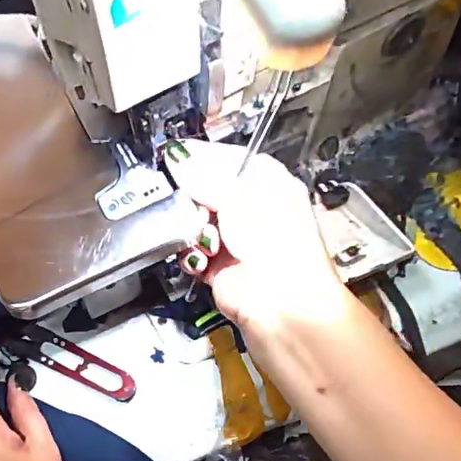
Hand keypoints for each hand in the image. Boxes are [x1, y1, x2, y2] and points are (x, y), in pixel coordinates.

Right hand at [166, 142, 351, 338]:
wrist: (281, 301)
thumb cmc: (282, 247)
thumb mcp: (238, 196)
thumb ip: (204, 177)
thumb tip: (180, 159)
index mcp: (268, 184)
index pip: (229, 161)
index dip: (203, 160)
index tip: (178, 159)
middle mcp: (253, 212)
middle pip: (207, 194)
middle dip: (193, 200)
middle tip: (189, 201)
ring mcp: (236, 241)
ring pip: (196, 225)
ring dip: (192, 230)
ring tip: (201, 235)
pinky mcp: (220, 268)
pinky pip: (193, 253)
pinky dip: (192, 255)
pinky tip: (201, 256)